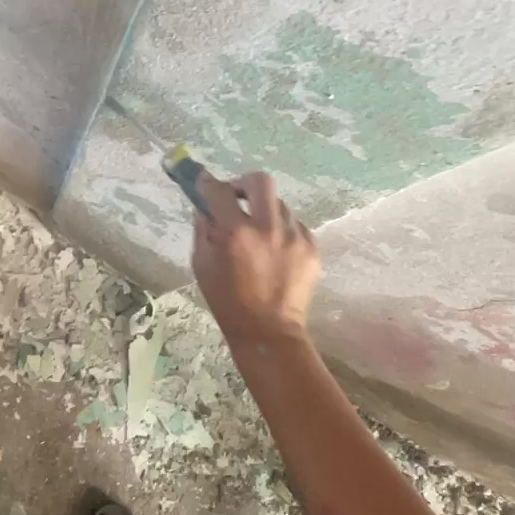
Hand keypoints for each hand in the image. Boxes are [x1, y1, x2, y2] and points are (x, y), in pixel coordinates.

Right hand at [191, 170, 320, 349]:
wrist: (269, 333)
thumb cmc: (228, 302)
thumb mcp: (203, 266)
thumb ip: (202, 230)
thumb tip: (204, 207)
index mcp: (237, 233)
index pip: (219, 191)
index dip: (208, 183)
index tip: (204, 183)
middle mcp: (268, 228)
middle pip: (260, 181)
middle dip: (244, 184)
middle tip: (237, 198)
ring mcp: (294, 237)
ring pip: (279, 205)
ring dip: (264, 211)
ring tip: (258, 234)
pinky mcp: (311, 248)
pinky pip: (294, 226)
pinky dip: (282, 231)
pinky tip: (275, 252)